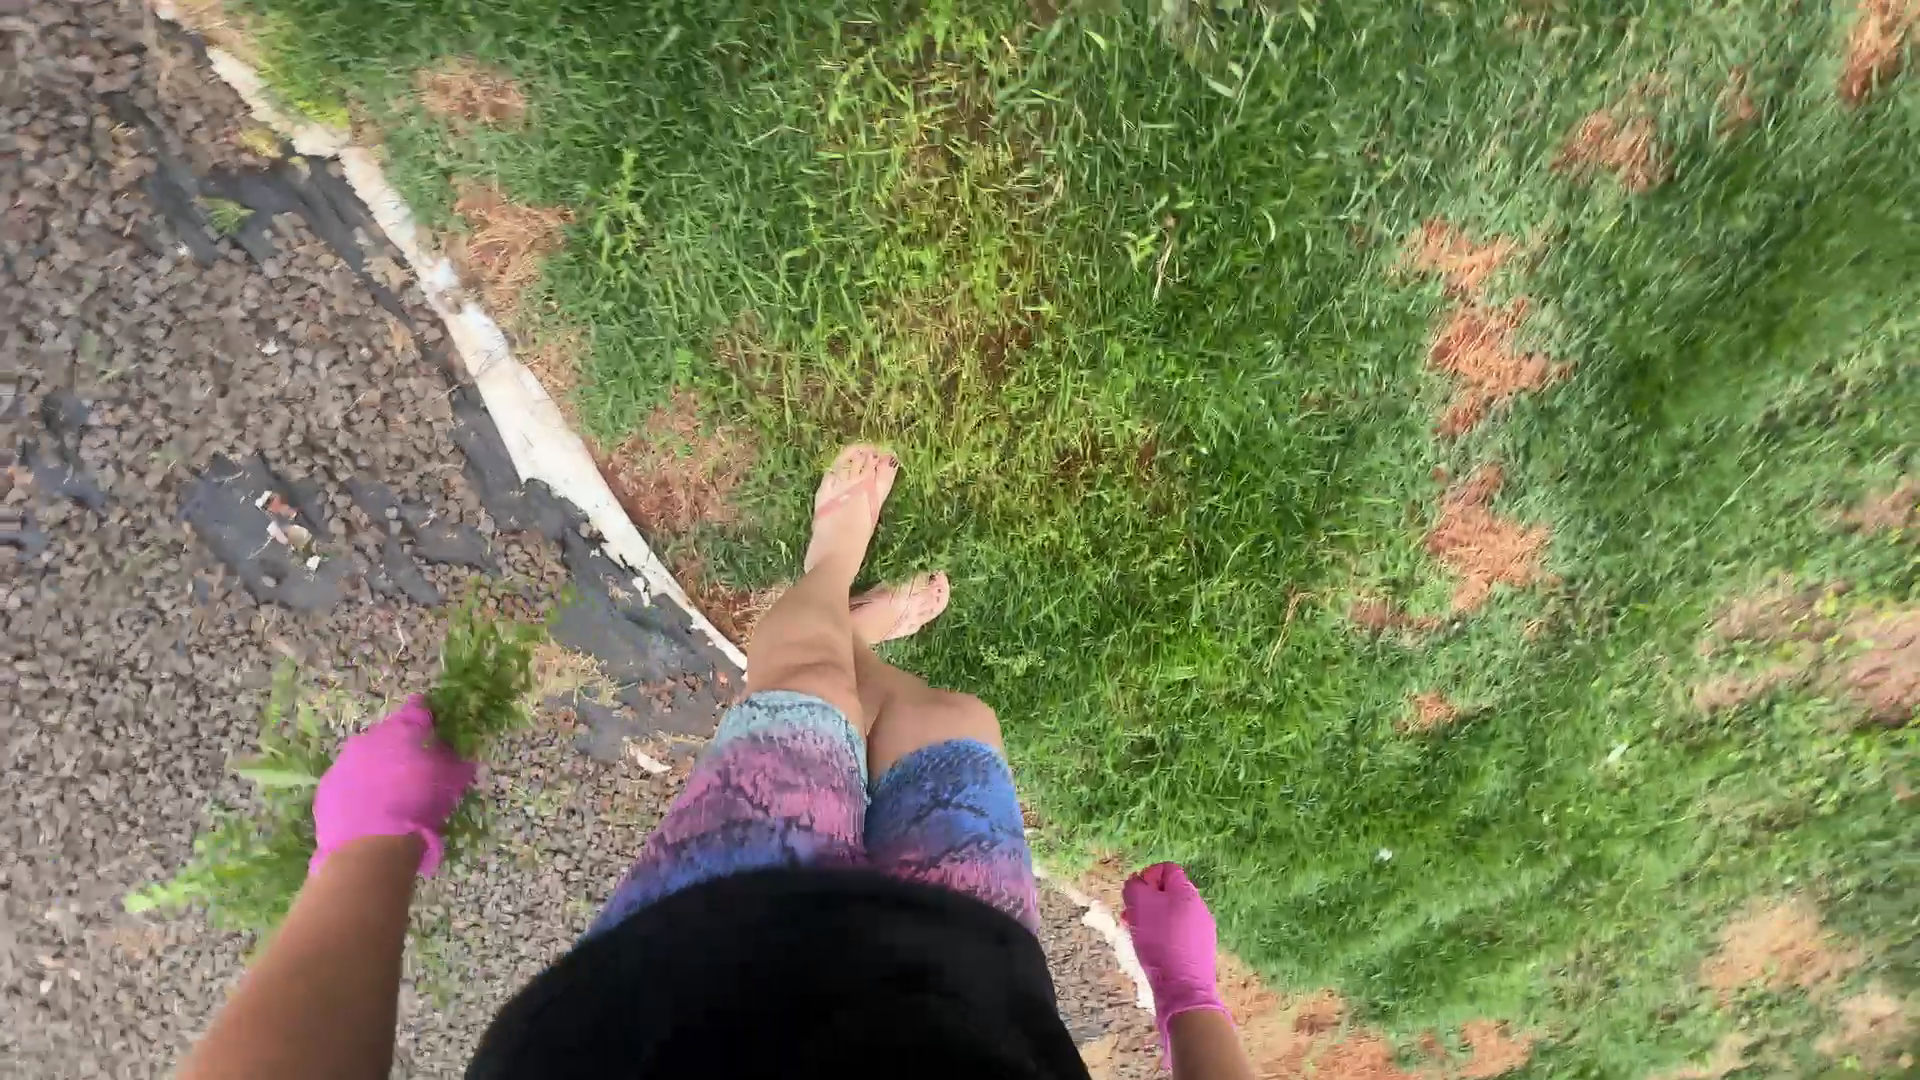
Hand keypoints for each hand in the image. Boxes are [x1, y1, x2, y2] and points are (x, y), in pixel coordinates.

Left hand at [311, 695, 475, 876]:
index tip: (433, 725)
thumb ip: (453, 757)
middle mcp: (370, 738)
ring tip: (392, 789)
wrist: (371, 845)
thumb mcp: (454, 777)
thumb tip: (451, 752)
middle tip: (416, 764)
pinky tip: (372, 806)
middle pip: (389, 732)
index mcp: (403, 729)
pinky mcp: (326, 788)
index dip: (427, 716)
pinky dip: (361, 786)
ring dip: (379, 765)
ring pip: (366, 755)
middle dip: (402, 743)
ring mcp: (343, 763)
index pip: (418, 708)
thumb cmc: (421, 802)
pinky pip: (349, 779)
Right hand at [1122, 862, 1231, 1055]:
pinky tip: (1152, 952)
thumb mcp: (1138, 904)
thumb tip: (1138, 884)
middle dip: (1146, 901)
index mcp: (1186, 892)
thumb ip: (1134, 886)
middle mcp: (1199, 908)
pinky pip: (1177, 935)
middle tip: (1131, 916)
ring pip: (1171, 915)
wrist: (1183, 991)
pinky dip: (1162, 938)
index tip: (1135, 895)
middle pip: (1168, 893)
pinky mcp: (1200, 953)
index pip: (1166, 869)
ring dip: (1152, 920)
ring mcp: (1202, 932)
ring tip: (1137, 935)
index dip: (1147, 876)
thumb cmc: (1159, 940)